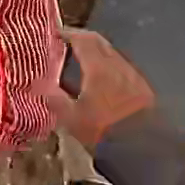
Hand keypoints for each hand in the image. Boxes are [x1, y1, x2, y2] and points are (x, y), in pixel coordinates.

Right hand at [46, 27, 154, 147]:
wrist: (146, 151)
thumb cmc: (104, 132)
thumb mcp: (72, 119)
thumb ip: (55, 99)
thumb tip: (39, 84)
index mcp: (98, 68)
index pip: (83, 39)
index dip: (68, 33)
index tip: (55, 34)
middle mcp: (117, 66)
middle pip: (99, 42)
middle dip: (83, 38)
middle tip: (68, 42)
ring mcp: (133, 76)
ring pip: (112, 54)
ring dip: (97, 52)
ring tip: (83, 61)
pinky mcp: (143, 89)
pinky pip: (122, 67)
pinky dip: (108, 65)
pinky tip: (103, 80)